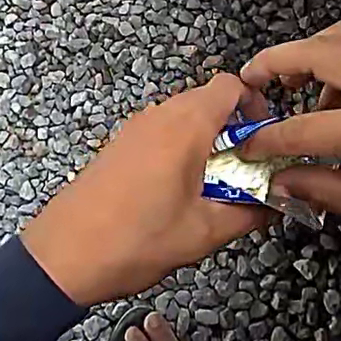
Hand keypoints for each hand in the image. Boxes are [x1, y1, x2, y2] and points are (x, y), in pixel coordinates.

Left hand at [21, 74, 273, 305]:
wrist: (64, 254)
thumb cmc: (134, 240)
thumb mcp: (204, 232)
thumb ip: (249, 213)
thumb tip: (275, 205)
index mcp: (185, 126)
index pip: (230, 85)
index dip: (255, 104)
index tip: (264, 138)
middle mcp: (159, 116)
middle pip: (208, 99)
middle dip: (234, 128)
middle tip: (245, 167)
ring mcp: (136, 128)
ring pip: (183, 116)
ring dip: (206, 139)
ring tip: (214, 183)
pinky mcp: (120, 143)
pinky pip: (160, 130)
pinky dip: (180, 146)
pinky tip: (180, 188)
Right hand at [239, 20, 340, 267]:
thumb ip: (328, 190)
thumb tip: (280, 181)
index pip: (310, 126)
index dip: (270, 139)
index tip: (242, 145)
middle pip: (322, 49)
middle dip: (277, 60)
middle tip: (250, 81)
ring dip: (310, 53)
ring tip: (292, 86)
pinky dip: (340, 62)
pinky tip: (336, 101)